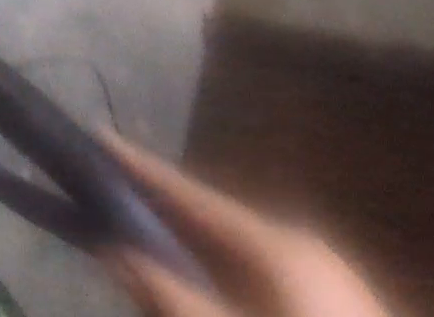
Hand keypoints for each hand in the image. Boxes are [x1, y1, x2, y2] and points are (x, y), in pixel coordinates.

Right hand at [102, 136, 390, 316]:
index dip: (138, 165)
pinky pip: (259, 269)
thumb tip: (113, 251)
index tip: (96, 134)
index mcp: (278, 242)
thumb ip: (166, 294)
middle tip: (106, 197)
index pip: (189, 191)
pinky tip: (197, 280)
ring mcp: (328, 274)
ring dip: (186, 243)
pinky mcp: (338, 302)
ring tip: (141, 241)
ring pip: (233, 245)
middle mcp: (302, 243)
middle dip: (157, 210)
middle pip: (210, 216)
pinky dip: (218, 267)